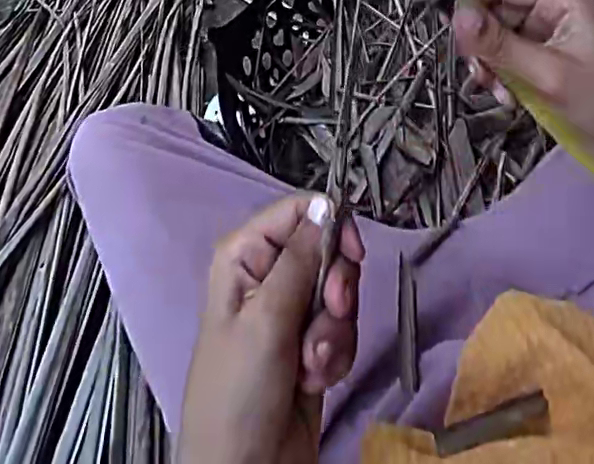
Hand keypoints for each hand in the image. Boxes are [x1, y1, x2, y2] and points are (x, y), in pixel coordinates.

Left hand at [178, 193, 364, 463]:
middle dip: (335, 289)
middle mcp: (270, 273)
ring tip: (311, 363)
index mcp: (247, 253)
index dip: (332, 225)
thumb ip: (300, 259)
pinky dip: (336, 353)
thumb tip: (326, 203)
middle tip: (329, 312)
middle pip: (327, 250)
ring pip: (339, 292)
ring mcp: (291, 309)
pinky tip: (314, 379)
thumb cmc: (240, 389)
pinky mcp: (311, 341)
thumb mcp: (267, 318)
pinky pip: (342, 328)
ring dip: (334, 330)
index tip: (354, 254)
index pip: (299, 211)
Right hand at [452, 0, 593, 196]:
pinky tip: (507, 99)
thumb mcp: (547, 73)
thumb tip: (454, 16)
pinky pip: (505, 60)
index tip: (452, 33)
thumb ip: (498, 44)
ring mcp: (545, 39)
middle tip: (478, 72)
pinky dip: (499, 77)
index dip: (470, 2)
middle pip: (493, 11)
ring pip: (494, 38)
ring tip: (494, 90)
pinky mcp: (542, 64)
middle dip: (479, 42)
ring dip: (487, 64)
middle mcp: (550, 12)